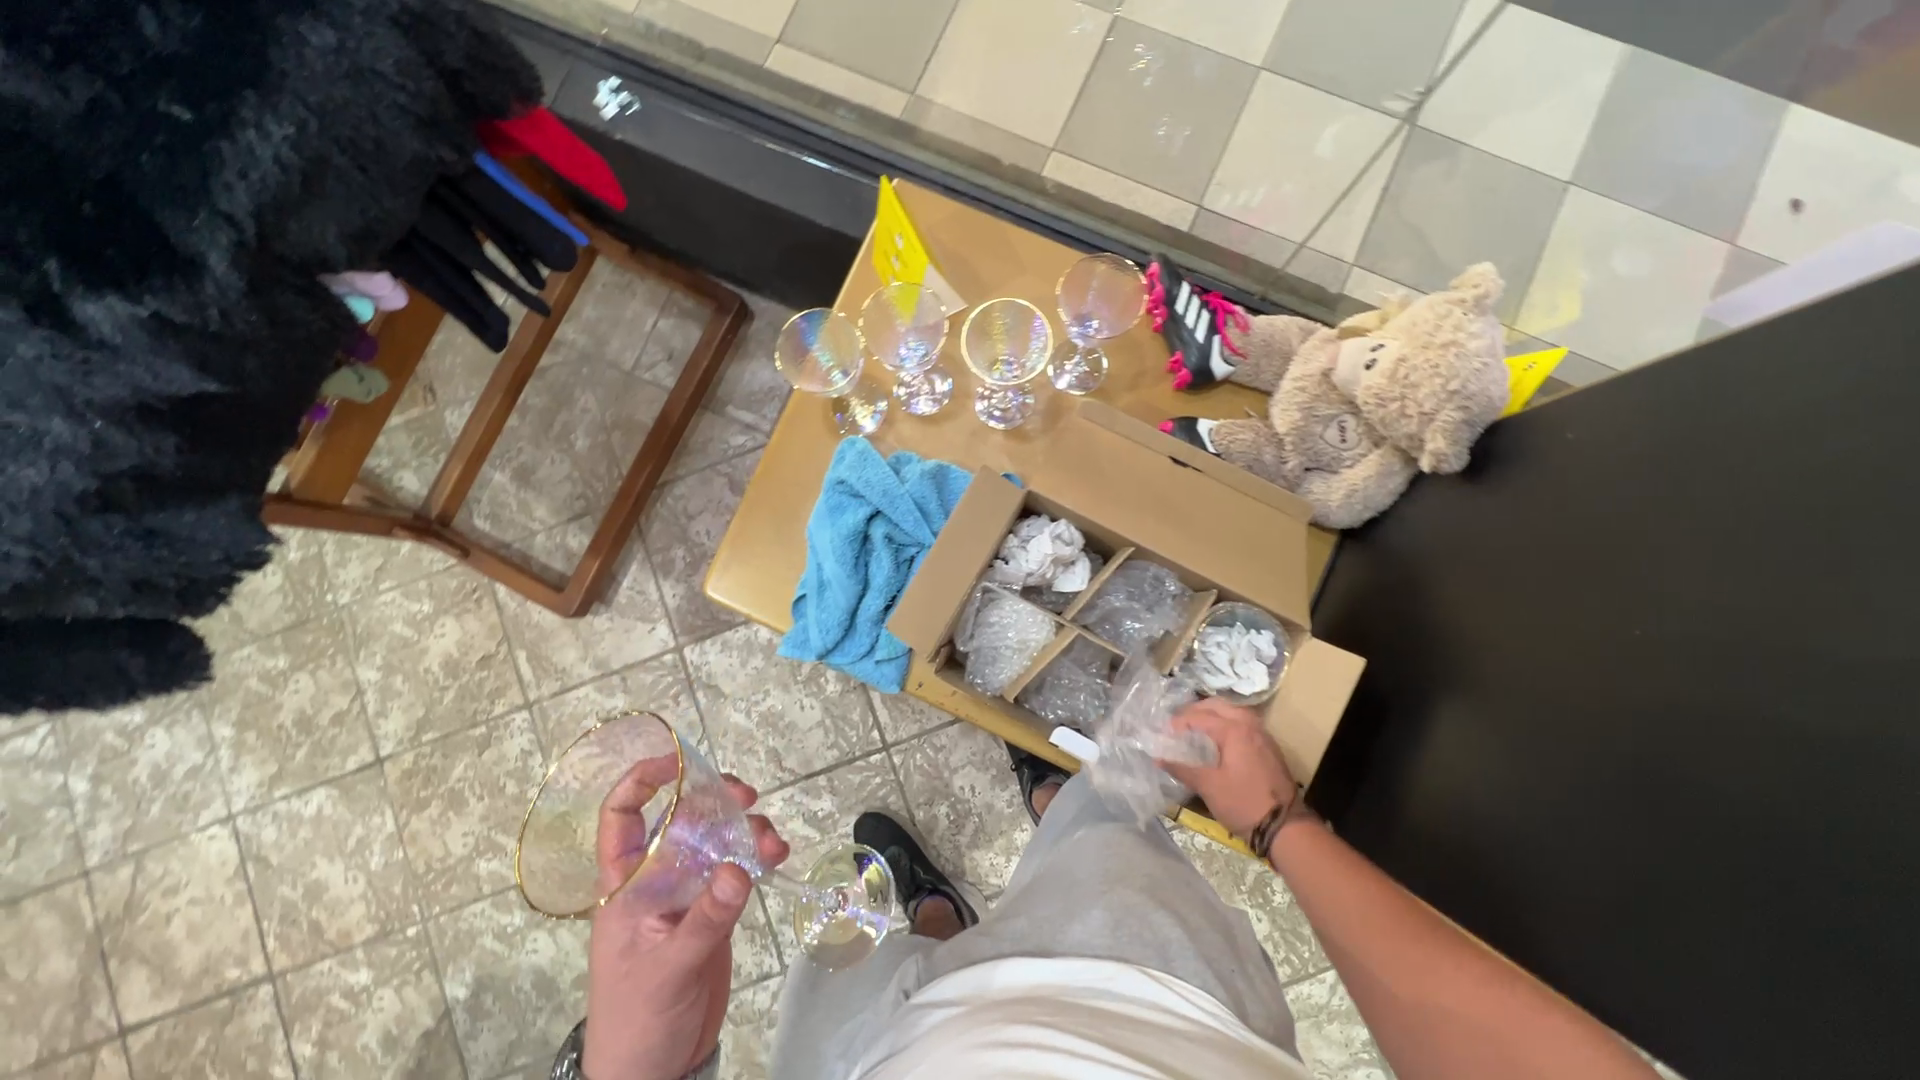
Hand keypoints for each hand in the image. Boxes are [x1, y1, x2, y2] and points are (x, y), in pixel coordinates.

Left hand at [582, 769, 789, 1079]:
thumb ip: (705, 919)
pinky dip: (757, 860)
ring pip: (716, 844)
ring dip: (744, 832)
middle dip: (714, 801)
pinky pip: (736, 874)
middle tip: (748, 796)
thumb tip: (740, 870)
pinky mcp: (713, 916)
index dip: (643, 782)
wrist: (652, 1072)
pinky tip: (776, 857)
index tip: (679, 764)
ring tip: (771, 842)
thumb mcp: (667, 969)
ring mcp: (686, 897)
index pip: (623, 817)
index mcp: (626, 886)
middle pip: (683, 822)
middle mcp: (656, 881)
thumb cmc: (636, 1019)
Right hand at [1161, 699, 1298, 841]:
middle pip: (1219, 706)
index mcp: (1234, 730)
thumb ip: (1182, 768)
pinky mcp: (1268, 747)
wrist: (1284, 826)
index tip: (1162, 732)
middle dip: (1196, 710)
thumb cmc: (1243, 803)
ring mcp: (1263, 735)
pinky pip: (1244, 723)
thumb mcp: (1208, 786)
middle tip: (1177, 723)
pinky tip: (1218, 738)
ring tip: (1196, 726)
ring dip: (1213, 714)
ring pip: (1234, 712)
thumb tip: (1158, 759)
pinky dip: (1227, 722)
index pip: (1200, 717)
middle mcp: (1250, 725)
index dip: (1179, 722)